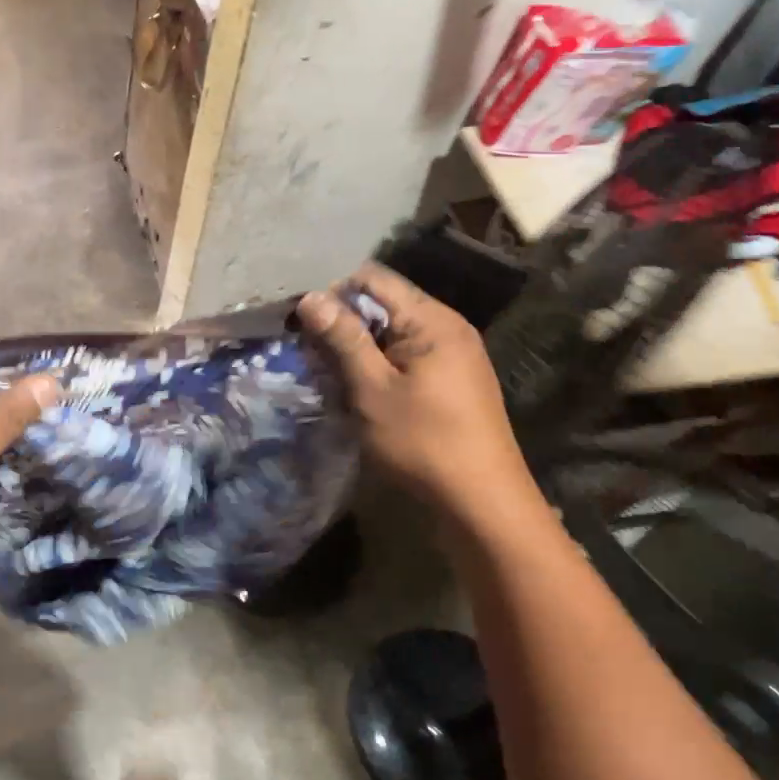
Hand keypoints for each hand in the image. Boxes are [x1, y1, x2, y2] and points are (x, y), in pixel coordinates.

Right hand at [299, 264, 528, 512]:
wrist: (480, 499)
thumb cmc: (422, 441)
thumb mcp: (372, 389)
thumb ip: (343, 339)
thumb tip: (310, 297)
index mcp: (432, 321)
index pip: (372, 280)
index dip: (332, 293)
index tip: (298, 320)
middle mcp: (446, 326)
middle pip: (382, 303)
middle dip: (341, 322)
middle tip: (304, 349)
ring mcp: (452, 353)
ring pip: (390, 332)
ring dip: (355, 347)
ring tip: (323, 370)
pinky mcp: (450, 378)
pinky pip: (403, 354)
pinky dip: (375, 364)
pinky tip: (355, 387)